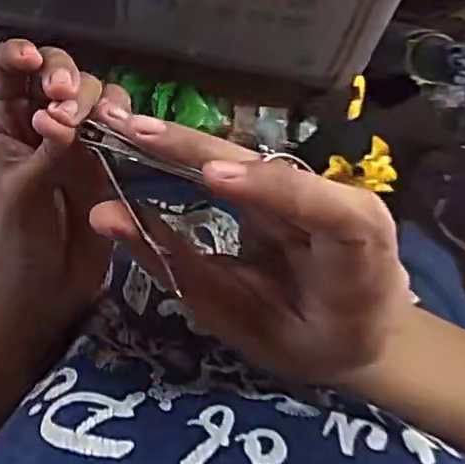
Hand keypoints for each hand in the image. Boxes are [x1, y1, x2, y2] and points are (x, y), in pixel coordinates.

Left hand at [0, 41, 119, 351]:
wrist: (49, 288)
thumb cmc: (18, 240)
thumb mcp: (21, 195)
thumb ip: (42, 155)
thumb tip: (58, 118)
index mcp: (9, 120)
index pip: (10, 70)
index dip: (19, 55)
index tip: (32, 62)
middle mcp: (45, 117)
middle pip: (57, 69)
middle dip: (63, 73)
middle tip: (63, 97)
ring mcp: (80, 134)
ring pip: (92, 89)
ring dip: (93, 95)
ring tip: (94, 121)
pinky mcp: (110, 153)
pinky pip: (120, 119)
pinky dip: (123, 113)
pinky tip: (121, 125)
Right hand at [87, 103, 412, 385]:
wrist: (354, 327)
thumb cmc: (309, 339)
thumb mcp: (251, 325)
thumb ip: (183, 272)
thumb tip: (105, 216)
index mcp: (359, 248)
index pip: (326, 209)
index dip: (271, 187)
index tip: (211, 177)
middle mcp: (333, 197)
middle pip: (264, 164)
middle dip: (192, 146)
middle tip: (125, 128)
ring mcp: (301, 180)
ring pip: (237, 154)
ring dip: (177, 139)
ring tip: (120, 124)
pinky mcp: (272, 176)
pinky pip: (225, 159)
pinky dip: (179, 148)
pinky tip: (140, 135)